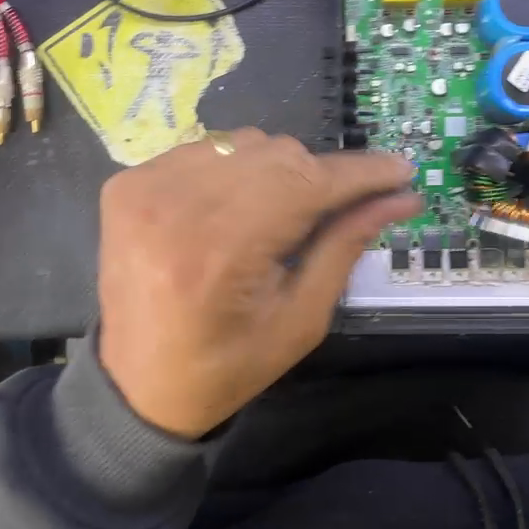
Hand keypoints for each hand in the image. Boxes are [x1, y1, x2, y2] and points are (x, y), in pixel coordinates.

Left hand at [97, 130, 418, 438]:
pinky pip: (207, 148)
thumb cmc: (227, 366)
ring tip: (285, 215)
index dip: (361, 174)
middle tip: (342, 209)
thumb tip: (399, 199)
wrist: (137, 386)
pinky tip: (241, 207)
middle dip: (322, 177)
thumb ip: (346, 247)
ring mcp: (144, 186)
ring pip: (245, 142)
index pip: (307, 184)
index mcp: (219, 252)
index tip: (401, 172)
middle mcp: (175, 205)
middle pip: (279, 154)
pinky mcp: (127, 182)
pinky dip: (237, 168)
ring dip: (281, 170)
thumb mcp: (300, 320)